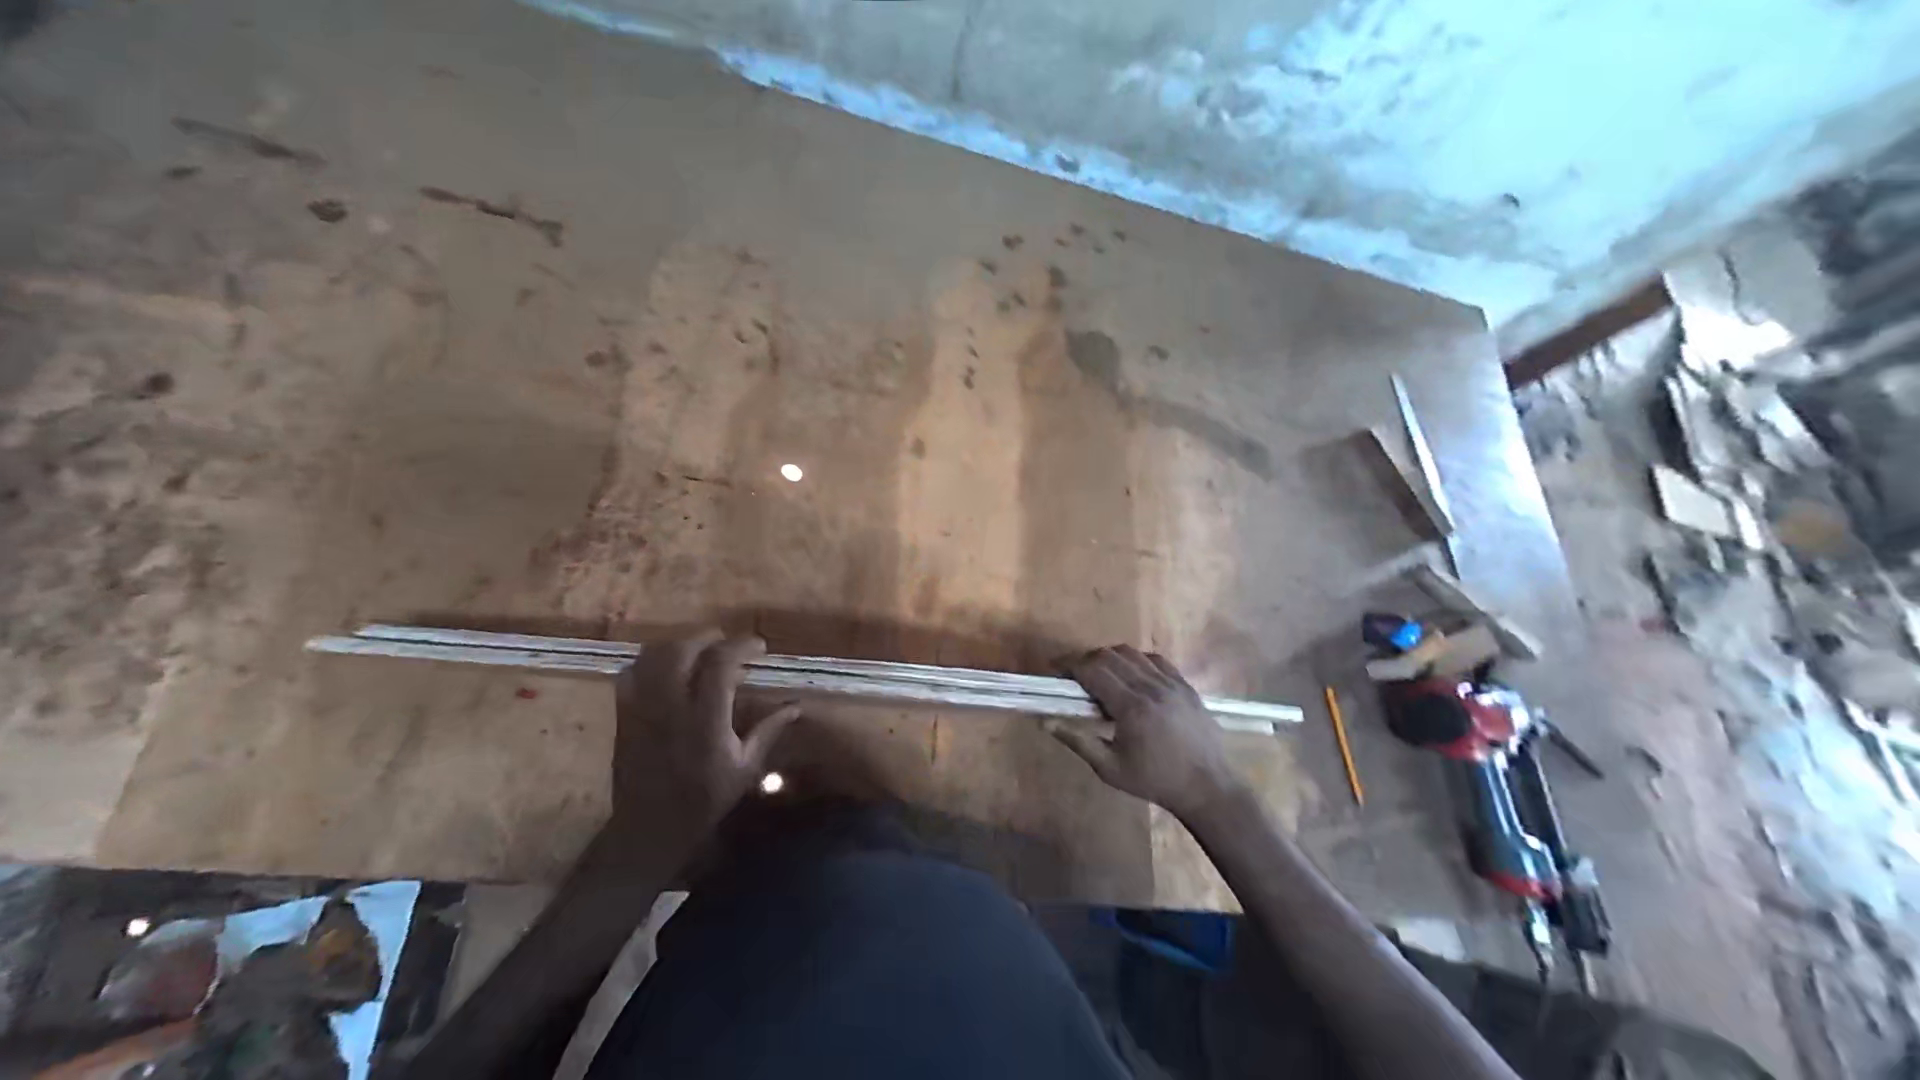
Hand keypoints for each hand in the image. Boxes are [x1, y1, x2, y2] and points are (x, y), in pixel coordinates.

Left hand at [609, 632, 799, 850]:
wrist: (649, 827)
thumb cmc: (704, 800)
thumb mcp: (745, 768)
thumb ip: (768, 731)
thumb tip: (795, 706)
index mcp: (705, 719)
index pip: (721, 664)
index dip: (742, 646)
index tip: (759, 646)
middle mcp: (671, 706)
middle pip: (683, 650)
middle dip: (708, 638)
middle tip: (728, 644)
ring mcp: (643, 708)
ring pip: (654, 656)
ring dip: (679, 645)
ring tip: (698, 651)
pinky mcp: (624, 715)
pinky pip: (630, 674)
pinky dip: (649, 662)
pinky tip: (665, 669)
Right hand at [1051, 645, 1245, 821]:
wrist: (1207, 787)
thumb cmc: (1154, 781)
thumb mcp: (1109, 768)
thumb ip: (1077, 741)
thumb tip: (1045, 722)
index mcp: (1131, 707)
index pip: (1093, 670)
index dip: (1070, 664)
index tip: (1055, 670)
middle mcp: (1151, 687)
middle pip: (1109, 655)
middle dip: (1086, 660)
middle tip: (1074, 676)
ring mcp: (1171, 683)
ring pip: (1132, 653)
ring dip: (1110, 658)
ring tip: (1101, 676)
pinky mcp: (1185, 685)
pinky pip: (1155, 660)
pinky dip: (1136, 660)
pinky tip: (1131, 676)